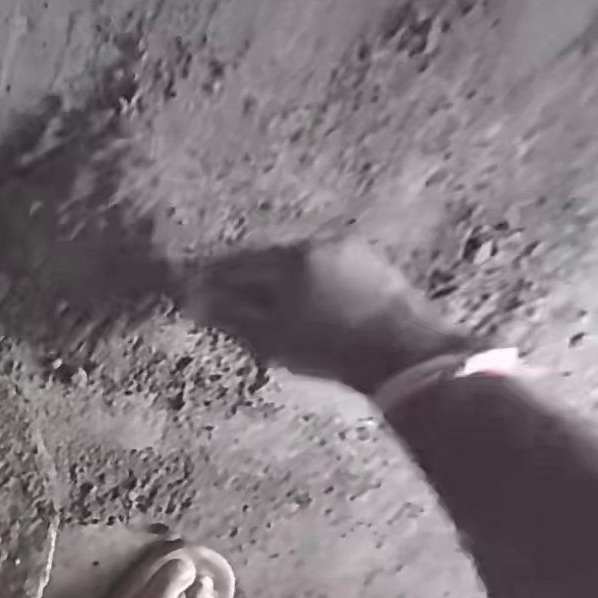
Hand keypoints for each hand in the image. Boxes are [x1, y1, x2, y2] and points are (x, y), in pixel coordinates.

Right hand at [172, 239, 478, 393]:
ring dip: (267, 279)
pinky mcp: (369, 263)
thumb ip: (229, 314)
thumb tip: (195, 301)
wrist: (408, 354)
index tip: (189, 291)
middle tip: (216, 298)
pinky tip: (291, 302)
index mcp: (290, 257)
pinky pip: (317, 265)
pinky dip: (296, 280)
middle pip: (262, 258)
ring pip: (291, 261)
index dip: (207, 278)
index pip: (233, 263)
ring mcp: (347, 250)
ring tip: (252, 303)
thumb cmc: (331, 348)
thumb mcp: (269, 337)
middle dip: (237, 276)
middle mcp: (318, 243)